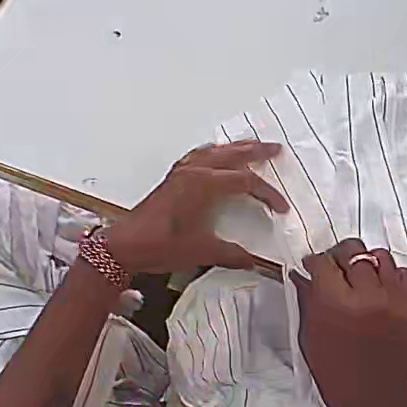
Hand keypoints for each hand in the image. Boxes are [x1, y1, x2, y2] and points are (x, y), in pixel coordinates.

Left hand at [102, 141, 287, 273]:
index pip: (246, 181)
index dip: (268, 193)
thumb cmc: (162, 245)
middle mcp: (195, 172)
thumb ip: (232, 254)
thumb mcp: (203, 251)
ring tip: (251, 146)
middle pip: (233, 154)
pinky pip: (198, 155)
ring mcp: (182, 172)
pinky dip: (213, 152)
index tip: (281, 207)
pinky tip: (216, 155)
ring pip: (215, 151)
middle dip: (257, 151)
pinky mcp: (173, 178)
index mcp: (206, 185)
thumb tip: (252, 261)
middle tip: (276, 149)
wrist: (126, 245)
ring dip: (235, 148)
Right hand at [293, 239, 406, 406]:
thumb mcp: (310, 336)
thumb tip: (301, 274)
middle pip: (353, 252)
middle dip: (339, 257)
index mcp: (335, 304)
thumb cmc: (335, 372)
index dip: (315, 262)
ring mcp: (393, 301)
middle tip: (334, 268)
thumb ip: (307, 299)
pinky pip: (403, 273)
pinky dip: (390, 275)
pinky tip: (379, 287)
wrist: (374, 397)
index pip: (323, 262)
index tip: (312, 266)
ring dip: (366, 263)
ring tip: (359, 277)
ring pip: (380, 257)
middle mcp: (367, 297)